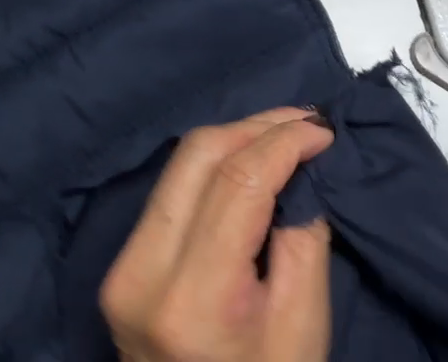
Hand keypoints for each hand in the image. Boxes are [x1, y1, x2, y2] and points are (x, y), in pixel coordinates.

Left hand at [101, 107, 336, 361]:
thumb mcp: (302, 326)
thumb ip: (303, 235)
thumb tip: (300, 167)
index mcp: (190, 296)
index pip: (237, 181)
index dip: (284, 142)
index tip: (324, 129)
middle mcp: (141, 271)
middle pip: (197, 155)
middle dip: (257, 126)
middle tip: (306, 122)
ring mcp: (122, 267)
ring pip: (180, 163)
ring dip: (236, 137)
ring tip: (285, 134)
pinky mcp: (124, 265)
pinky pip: (172, 188)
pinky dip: (215, 164)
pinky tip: (251, 161)